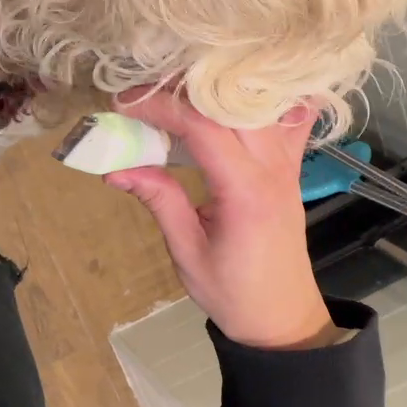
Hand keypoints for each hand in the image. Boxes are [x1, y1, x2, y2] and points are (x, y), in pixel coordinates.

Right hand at [104, 88, 337, 349]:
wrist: (282, 316)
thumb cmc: (232, 292)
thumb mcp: (186, 251)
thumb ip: (159, 200)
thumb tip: (116, 168)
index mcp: (246, 192)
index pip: (205, 128)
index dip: (162, 107)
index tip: (125, 104)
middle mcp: (275, 169)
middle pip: (233, 105)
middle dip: (183, 90)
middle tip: (142, 93)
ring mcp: (289, 164)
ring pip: (261, 104)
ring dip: (218, 90)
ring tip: (176, 92)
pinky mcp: (290, 167)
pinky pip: (288, 119)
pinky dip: (263, 100)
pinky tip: (233, 96)